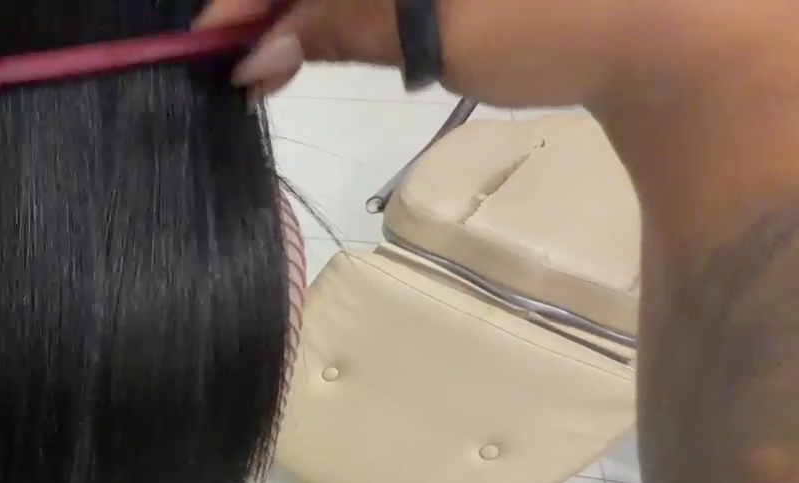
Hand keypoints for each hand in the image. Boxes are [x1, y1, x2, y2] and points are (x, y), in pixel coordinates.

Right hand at [196, 0, 635, 108]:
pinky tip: (324, 35)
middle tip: (244, 60)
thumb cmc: (560, 14)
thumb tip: (255, 58)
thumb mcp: (430, 26)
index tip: (213, 40)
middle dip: (277, 4)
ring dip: (307, 8)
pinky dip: (349, 6)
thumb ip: (335, 30)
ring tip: (275, 60)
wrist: (685, 25)